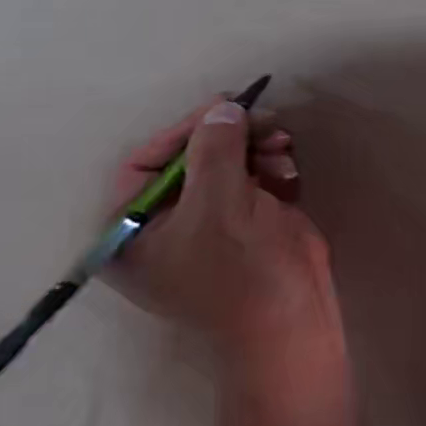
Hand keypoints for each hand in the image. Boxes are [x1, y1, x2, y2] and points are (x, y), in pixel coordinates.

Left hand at [107, 98, 338, 364]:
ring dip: (257, 146)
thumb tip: (222, 108)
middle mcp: (164, 223)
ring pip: (226, 161)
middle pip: (191, 156)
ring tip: (283, 147)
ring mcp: (207, 220)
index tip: (225, 107)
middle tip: (266, 120)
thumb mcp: (221, 202)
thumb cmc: (240, 268)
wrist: (292, 317)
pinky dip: (270, 164)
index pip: (146, 162)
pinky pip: (250, 175)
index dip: (184, 131)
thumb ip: (216, 148)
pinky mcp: (244, 219)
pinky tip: (287, 169)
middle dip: (231, 137)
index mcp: (133, 231)